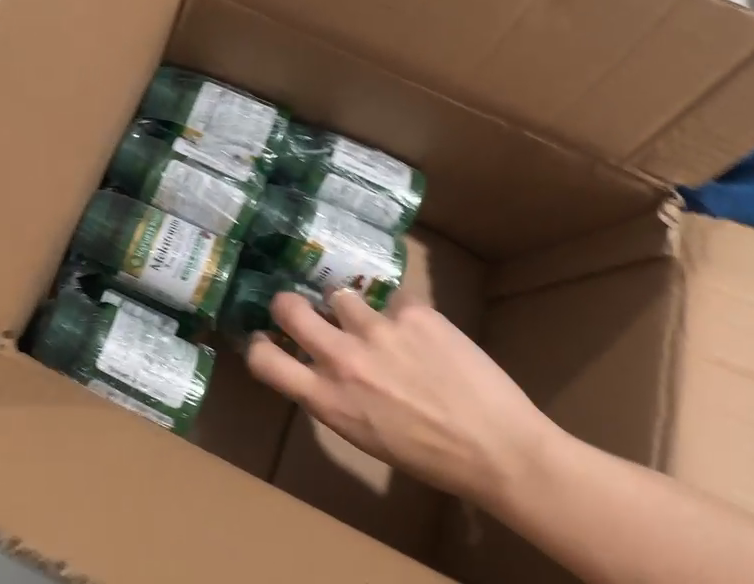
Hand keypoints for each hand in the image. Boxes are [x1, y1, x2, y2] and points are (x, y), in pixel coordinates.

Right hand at [247, 290, 560, 507]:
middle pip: (289, 308)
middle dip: (287, 303)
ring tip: (377, 325)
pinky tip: (424, 337)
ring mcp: (378, 330)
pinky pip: (394, 301)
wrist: (497, 447)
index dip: (256, 344)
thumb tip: (321, 367)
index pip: (263, 360)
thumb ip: (334, 396)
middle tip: (300, 307)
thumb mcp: (364, 435)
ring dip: (351, 308)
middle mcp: (343, 359)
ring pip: (341, 295)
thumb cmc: (429, 457)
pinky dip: (402, 316)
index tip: (264, 338)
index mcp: (327, 400)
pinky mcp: (413, 312)